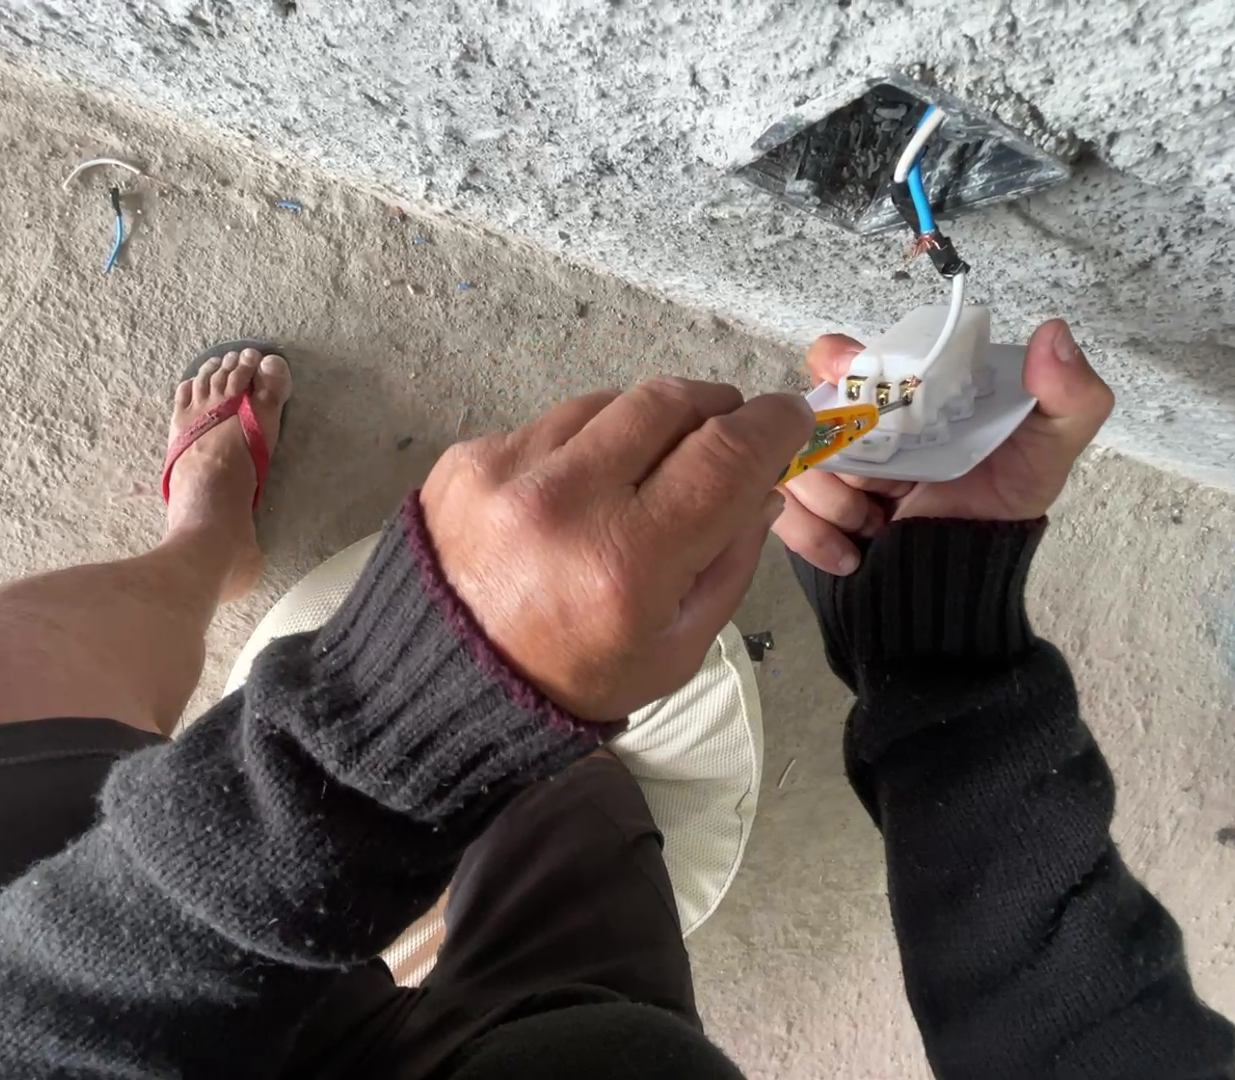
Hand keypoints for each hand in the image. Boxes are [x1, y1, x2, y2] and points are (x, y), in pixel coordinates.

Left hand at [421, 378, 812, 719]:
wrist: (445, 680)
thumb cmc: (572, 678)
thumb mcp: (674, 650)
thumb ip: (729, 564)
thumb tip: (761, 488)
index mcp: (625, 564)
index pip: (723, 457)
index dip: (772, 425)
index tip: (789, 417)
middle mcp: (563, 501)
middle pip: (668, 402)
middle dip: (714, 406)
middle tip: (724, 431)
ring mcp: (506, 470)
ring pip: (610, 402)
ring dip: (647, 423)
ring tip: (644, 467)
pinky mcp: (468, 456)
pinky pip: (553, 422)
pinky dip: (585, 443)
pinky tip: (577, 485)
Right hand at [773, 319, 1114, 574]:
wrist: (955, 587)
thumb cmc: (994, 513)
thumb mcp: (1045, 454)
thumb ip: (1068, 396)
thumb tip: (1053, 333)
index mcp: (903, 400)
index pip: (849, 360)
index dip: (836, 360)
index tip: (840, 370)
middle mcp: (856, 428)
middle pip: (803, 411)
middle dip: (824, 443)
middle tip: (861, 477)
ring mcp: (824, 470)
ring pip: (791, 462)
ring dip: (831, 499)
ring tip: (873, 526)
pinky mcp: (804, 510)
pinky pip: (780, 509)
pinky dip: (811, 534)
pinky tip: (848, 555)